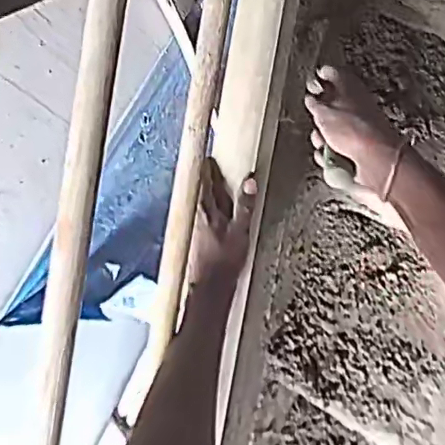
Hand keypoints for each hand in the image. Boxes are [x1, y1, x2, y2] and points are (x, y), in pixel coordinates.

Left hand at [190, 158, 256, 290]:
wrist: (208, 288)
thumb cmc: (224, 260)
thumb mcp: (241, 232)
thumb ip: (245, 206)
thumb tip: (250, 181)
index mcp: (206, 208)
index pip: (205, 180)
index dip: (207, 167)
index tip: (211, 156)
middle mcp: (196, 214)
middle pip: (200, 189)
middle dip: (206, 177)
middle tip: (212, 165)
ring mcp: (194, 225)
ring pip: (199, 201)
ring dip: (205, 191)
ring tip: (213, 184)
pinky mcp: (194, 236)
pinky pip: (200, 214)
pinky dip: (206, 207)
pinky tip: (212, 212)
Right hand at [304, 64, 404, 205]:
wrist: (376, 158)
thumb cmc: (353, 129)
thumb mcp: (323, 111)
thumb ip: (314, 104)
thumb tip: (310, 100)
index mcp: (350, 88)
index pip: (334, 74)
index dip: (322, 76)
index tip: (315, 77)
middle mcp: (356, 106)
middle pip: (331, 104)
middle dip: (318, 115)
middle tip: (315, 118)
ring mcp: (358, 128)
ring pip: (331, 129)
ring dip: (322, 138)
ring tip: (323, 143)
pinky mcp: (359, 149)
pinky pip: (337, 149)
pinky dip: (330, 155)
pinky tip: (330, 157)